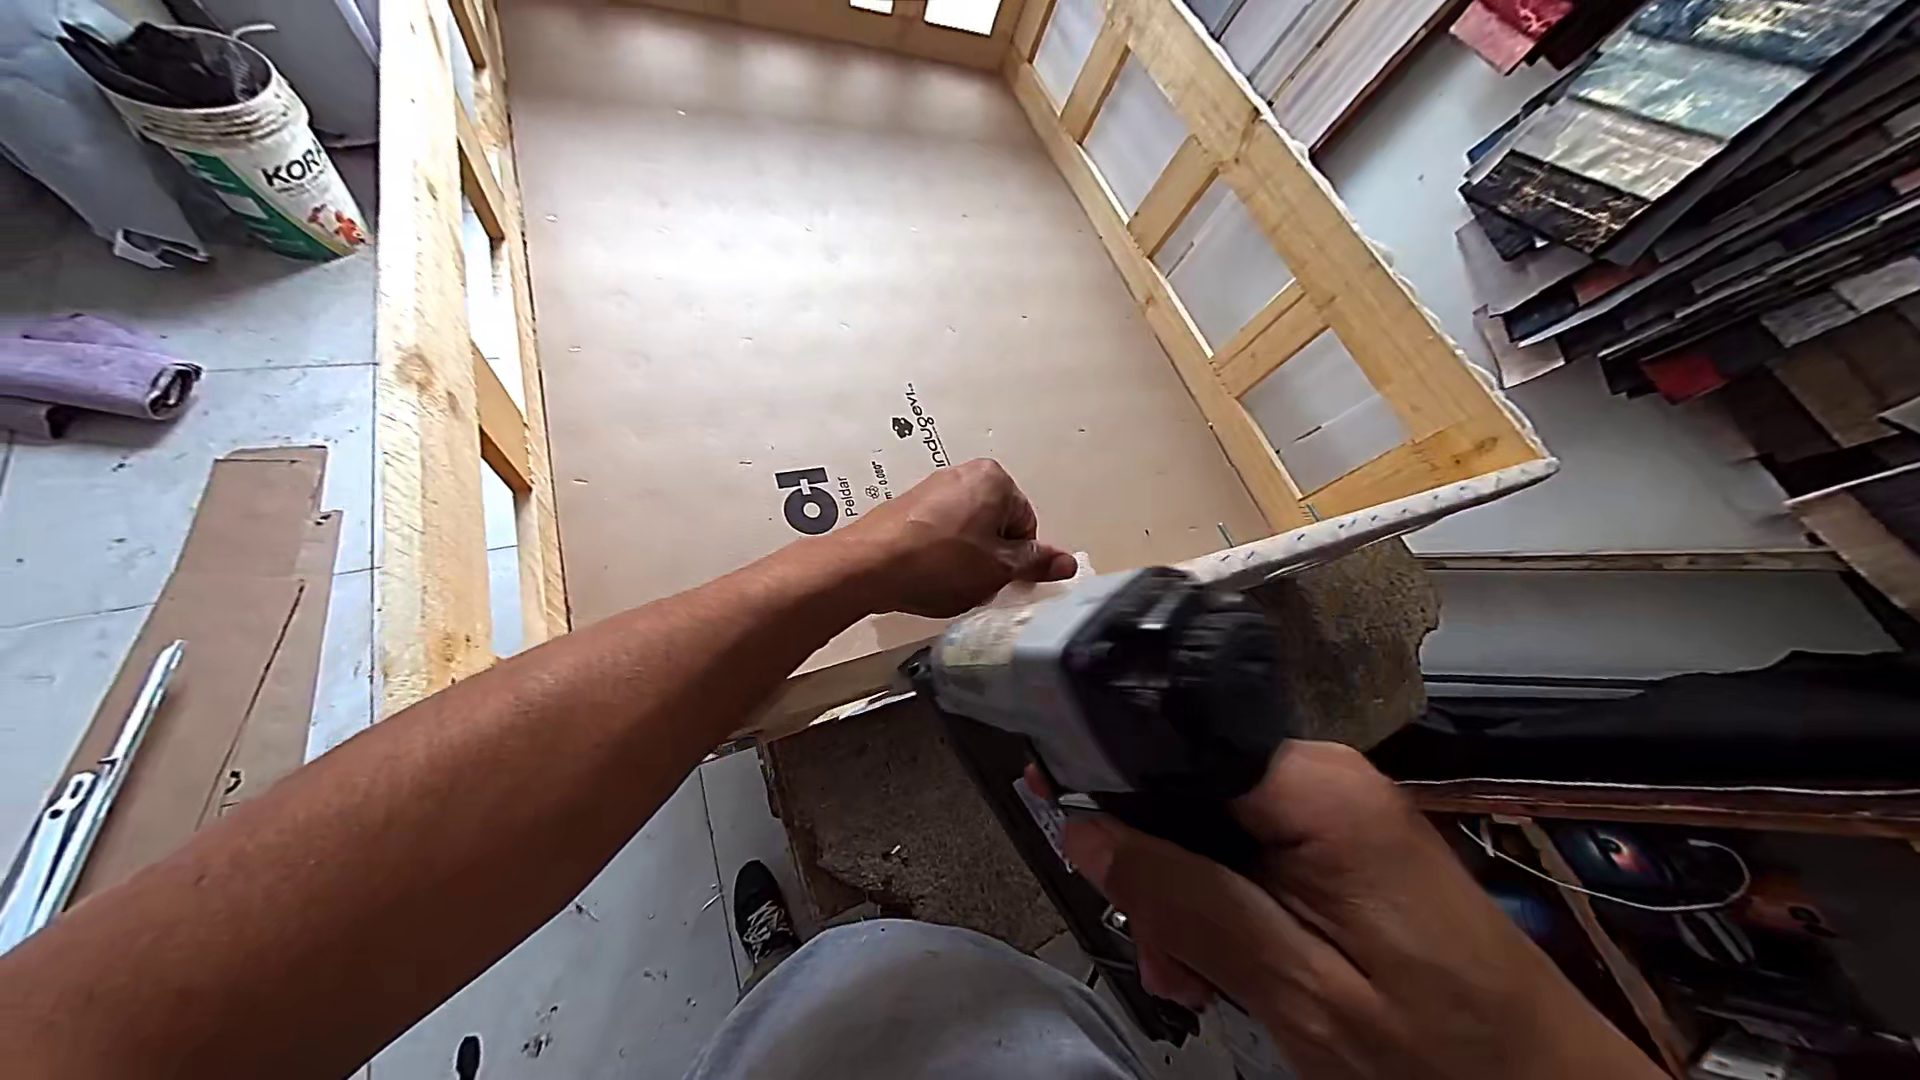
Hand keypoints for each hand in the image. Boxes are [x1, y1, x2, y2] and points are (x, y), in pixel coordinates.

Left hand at [838, 459, 1076, 618]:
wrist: (868, 566)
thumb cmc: (940, 563)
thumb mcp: (997, 569)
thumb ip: (1035, 563)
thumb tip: (1067, 562)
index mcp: (993, 479)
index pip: (1025, 525)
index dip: (1017, 559)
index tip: (1000, 579)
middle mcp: (963, 473)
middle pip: (996, 524)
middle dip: (991, 556)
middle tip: (975, 581)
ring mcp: (932, 488)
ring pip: (967, 530)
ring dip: (965, 557)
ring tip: (947, 580)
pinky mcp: (907, 506)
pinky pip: (939, 532)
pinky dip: (940, 553)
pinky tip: (927, 574)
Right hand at [1059, 742, 1664, 1079]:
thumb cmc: (1439, 1049)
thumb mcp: (1295, 986)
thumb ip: (1185, 901)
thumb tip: (1084, 832)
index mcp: (1309, 784)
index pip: (1176, 743)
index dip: (1113, 776)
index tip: (1060, 807)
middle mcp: (1314, 770)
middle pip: (1187, 789)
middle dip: (1154, 865)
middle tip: (1157, 950)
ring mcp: (1324, 801)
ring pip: (1207, 824)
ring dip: (1183, 895)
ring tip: (1189, 975)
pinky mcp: (1329, 834)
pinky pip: (1243, 846)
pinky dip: (1219, 898)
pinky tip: (1222, 961)